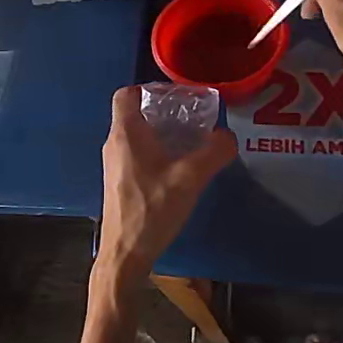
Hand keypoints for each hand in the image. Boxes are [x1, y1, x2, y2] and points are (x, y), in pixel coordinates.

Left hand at [96, 86, 236, 291]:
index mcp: (126, 133)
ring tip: (190, 143)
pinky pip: (136, 155)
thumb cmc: (152, 209)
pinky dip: (156, 153)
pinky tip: (178, 170)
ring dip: (161, 134)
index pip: (126, 94)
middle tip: (192, 119)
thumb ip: (213, 153)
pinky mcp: (118, 183)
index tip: (176, 96)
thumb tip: (228, 136)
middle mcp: (115, 144)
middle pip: (135, 114)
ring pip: (136, 137)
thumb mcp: (190, 178)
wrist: (125, 253)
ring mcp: (114, 165)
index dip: (149, 88)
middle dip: (163, 112)